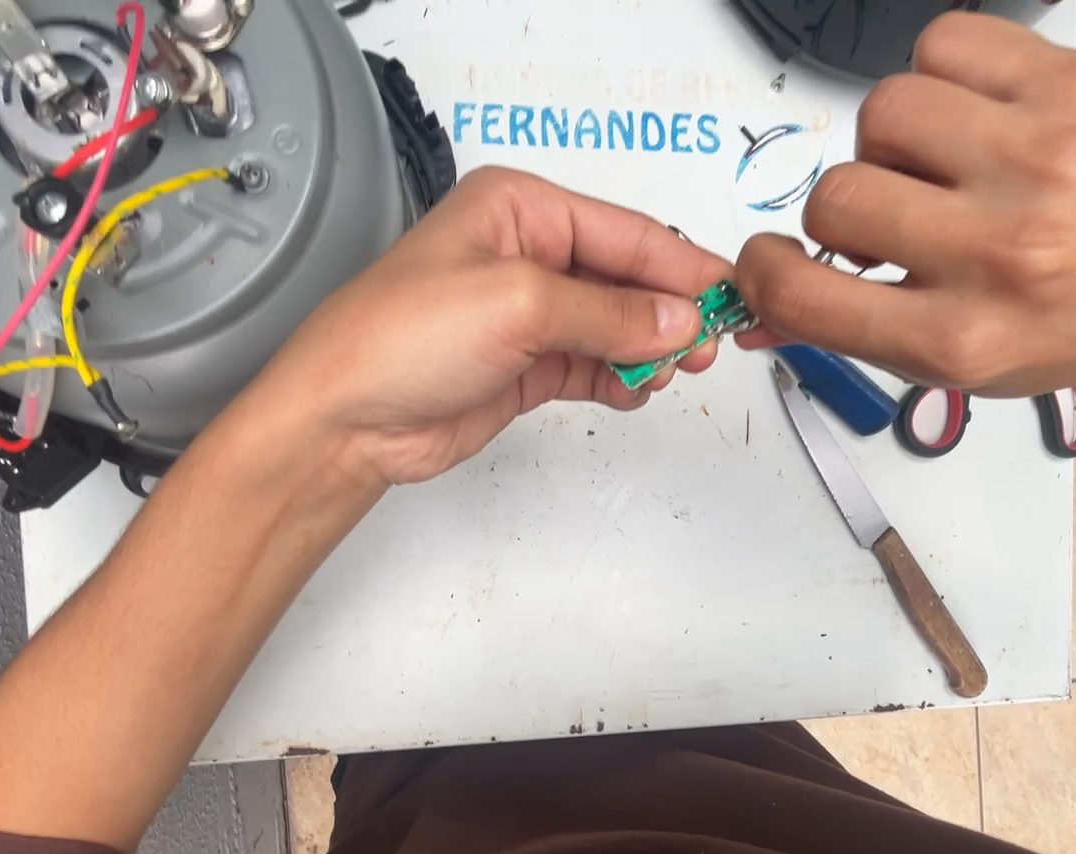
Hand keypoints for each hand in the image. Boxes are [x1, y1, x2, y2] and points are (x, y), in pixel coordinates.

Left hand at [247, 167, 731, 484]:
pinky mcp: (527, 367)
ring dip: (647, 350)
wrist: (348, 420)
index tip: (727, 297)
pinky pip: (595, 366)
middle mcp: (527, 258)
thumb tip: (674, 318)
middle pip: (626, 279)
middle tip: (705, 345)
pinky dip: (621, 379)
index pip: (625, 232)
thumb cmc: (395, 339)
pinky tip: (633, 389)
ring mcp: (529, 317)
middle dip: (668, 312)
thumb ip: (607, 311)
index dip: (681, 266)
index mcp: (520, 210)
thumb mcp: (516, 304)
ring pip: (616, 327)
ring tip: (668, 372)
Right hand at [734, 12, 1075, 396]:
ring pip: (884, 111)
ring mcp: (1038, 158)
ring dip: (888, 146)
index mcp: (957, 336)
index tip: (772, 260)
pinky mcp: (1072, 86)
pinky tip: (967, 120)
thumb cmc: (1074, 330)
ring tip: (935, 169)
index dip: (763, 273)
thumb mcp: (952, 366)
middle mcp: (996, 250)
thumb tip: (763, 305)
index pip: (803, 295)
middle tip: (888, 224)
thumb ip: (850, 331)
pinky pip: (945, 44)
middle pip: (836, 194)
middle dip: (840, 212)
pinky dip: (937, 81)